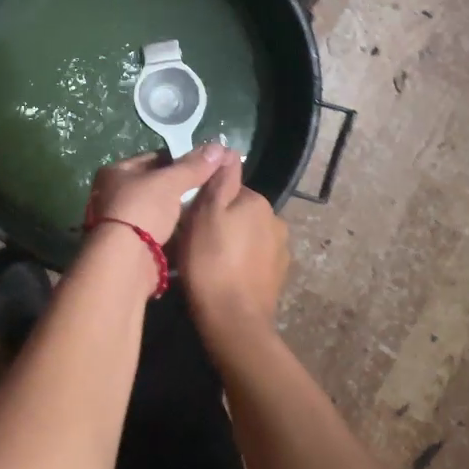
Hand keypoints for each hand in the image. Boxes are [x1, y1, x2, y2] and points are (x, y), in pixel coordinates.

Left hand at [85, 143, 228, 243]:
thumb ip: (193, 166)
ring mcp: (120, 220)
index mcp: (115, 172)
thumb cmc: (142, 210)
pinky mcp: (130, 243)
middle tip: (210, 186)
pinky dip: (173, 229)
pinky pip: (157, 230)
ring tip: (207, 206)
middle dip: (180, 186)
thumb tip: (219, 147)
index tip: (205, 165)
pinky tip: (194, 228)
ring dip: (177, 209)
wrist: (125, 261)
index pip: (152, 158)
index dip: (179, 159)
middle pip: (154, 185)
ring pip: (157, 209)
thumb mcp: (169, 182)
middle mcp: (113, 194)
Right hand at [179, 150, 290, 342]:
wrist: (233, 319)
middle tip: (193, 240)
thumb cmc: (210, 262)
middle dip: (220, 221)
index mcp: (257, 202)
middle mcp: (276, 221)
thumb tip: (228, 150)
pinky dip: (240, 263)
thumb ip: (219, 180)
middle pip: (239, 212)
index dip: (204, 201)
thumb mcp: (205, 215)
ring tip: (206, 262)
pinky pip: (253, 259)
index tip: (187, 217)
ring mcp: (280, 251)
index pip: (227, 189)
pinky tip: (223, 276)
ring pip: (247, 236)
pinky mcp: (278, 276)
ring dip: (231, 242)